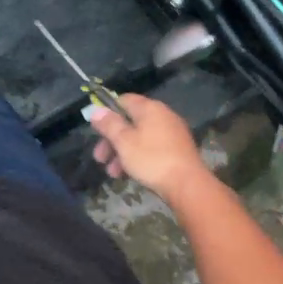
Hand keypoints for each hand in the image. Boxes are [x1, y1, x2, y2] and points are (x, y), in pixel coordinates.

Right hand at [89, 95, 214, 202]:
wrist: (186, 183)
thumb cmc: (151, 159)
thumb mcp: (124, 141)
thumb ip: (109, 124)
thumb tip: (96, 109)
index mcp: (149, 108)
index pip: (124, 100)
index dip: (107, 112)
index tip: (96, 130)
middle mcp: (162, 115)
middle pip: (130, 122)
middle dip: (111, 140)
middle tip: (100, 158)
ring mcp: (172, 132)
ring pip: (139, 138)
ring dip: (122, 153)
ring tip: (113, 173)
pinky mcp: (177, 149)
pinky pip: (151, 148)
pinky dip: (138, 157)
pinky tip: (129, 174)